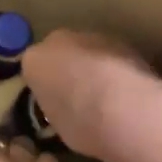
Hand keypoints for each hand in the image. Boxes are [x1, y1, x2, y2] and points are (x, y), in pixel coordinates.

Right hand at [22, 29, 161, 158]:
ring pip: (87, 51)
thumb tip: (66, 108)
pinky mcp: (121, 41)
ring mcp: (90, 36)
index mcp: (33, 61)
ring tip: (110, 96)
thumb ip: (56, 107)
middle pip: (59, 52)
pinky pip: (111, 55)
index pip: (34, 69)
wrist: (125, 110)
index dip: (46, 86)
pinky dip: (116, 68)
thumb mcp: (57, 124)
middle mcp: (56, 40)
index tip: (57, 102)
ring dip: (94, 66)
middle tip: (82, 96)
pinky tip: (128, 91)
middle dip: (68, 68)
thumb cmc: (82, 124)